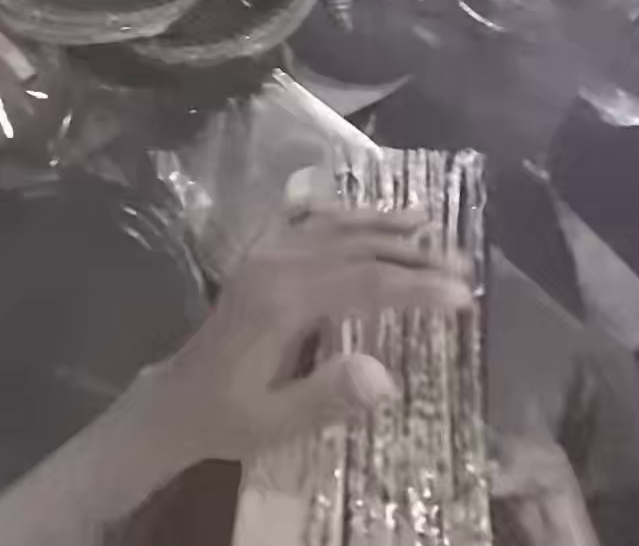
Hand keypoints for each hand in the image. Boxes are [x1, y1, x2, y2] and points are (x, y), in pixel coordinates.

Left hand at [129, 206, 473, 464]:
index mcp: (283, 301)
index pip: (365, 283)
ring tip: (426, 222)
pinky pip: (310, 219)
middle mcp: (278, 263)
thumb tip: (386, 376)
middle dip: (413, 253)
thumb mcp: (275, 424)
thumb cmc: (230, 415)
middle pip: (357, 247)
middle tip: (460, 262)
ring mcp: (269, 251)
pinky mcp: (265, 251)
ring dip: (384, 224)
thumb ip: (328, 397)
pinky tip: (366, 214)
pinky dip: (345, 214)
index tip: (461, 294)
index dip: (417, 286)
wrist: (178, 397)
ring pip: (336, 225)